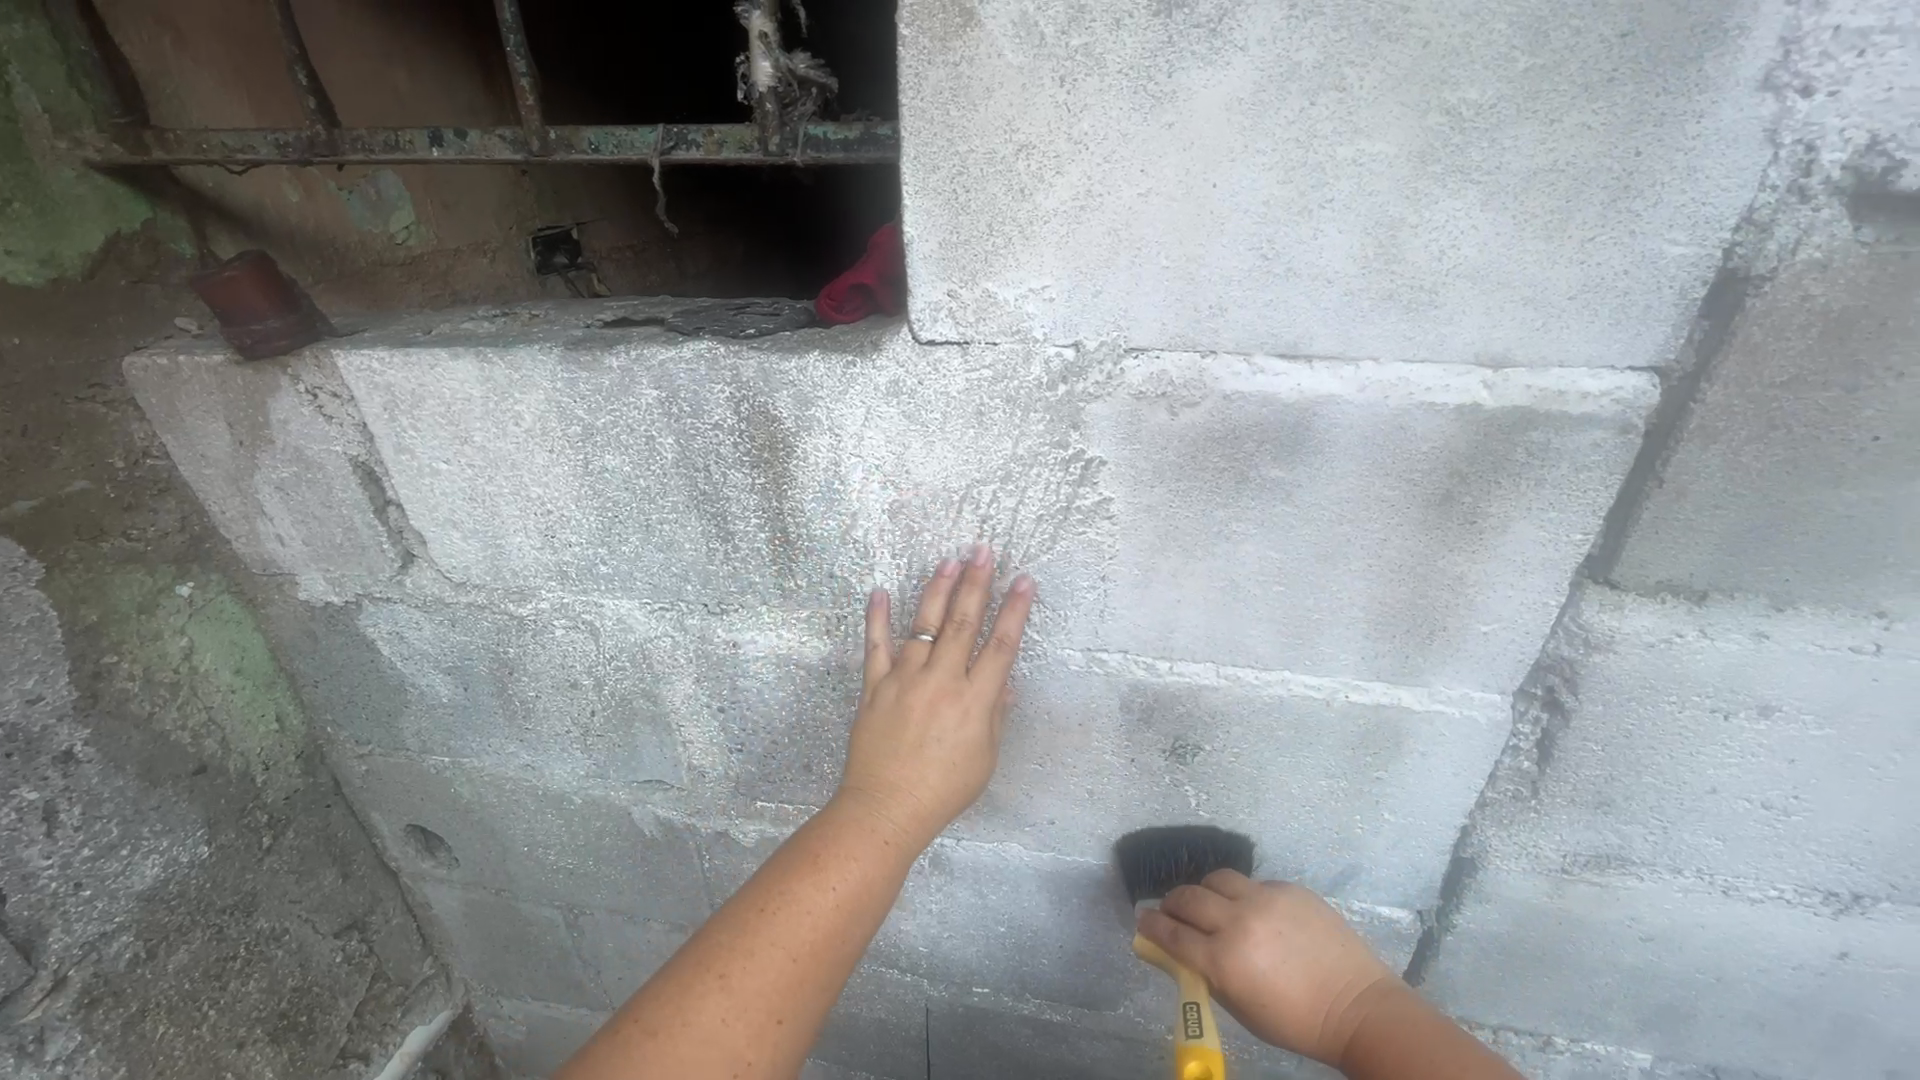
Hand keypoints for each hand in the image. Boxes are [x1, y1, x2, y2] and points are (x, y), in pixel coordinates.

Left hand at [834, 546, 1035, 849]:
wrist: (886, 808)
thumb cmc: (943, 789)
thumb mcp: (984, 758)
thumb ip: (995, 715)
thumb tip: (1005, 681)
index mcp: (974, 700)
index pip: (1001, 645)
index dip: (1015, 610)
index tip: (1024, 581)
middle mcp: (941, 681)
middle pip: (963, 623)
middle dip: (976, 583)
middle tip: (983, 551)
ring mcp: (905, 680)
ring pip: (924, 625)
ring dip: (937, 590)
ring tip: (948, 561)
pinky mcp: (875, 686)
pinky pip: (876, 646)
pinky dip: (877, 618)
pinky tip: (881, 592)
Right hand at [1136, 871, 1400, 1065]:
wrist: (1358, 1008)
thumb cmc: (1295, 1021)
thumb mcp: (1240, 1008)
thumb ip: (1204, 974)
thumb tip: (1173, 950)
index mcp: (1224, 960)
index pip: (1171, 933)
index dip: (1151, 925)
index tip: (1143, 920)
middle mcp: (1239, 921)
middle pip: (1187, 897)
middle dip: (1172, 903)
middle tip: (1170, 910)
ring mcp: (1266, 899)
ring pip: (1217, 879)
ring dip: (1205, 891)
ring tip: (1210, 903)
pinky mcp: (1290, 889)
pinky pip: (1254, 883)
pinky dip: (1244, 895)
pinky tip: (1255, 912)